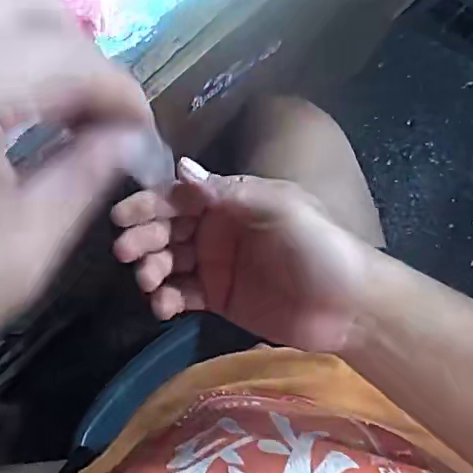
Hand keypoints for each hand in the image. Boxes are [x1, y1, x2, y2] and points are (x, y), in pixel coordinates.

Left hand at [0, 0, 151, 445]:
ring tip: (57, 101)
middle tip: (100, 120)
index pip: (68, 60)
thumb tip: (131, 135)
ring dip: (38, 39)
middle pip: (32, 7)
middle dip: (84, 58)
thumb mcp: (23, 251)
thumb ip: (86, 174)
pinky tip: (4, 90)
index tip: (144, 133)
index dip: (122, 94)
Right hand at [111, 161, 374, 352]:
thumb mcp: (279, 208)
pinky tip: (162, 307)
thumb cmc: (318, 246)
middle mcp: (216, 230)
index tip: (121, 217)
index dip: (148, 204)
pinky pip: (182, 295)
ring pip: (169, 262)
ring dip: (151, 270)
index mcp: (230, 201)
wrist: (351, 306)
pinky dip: (166, 300)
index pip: (179, 197)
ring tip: (149, 282)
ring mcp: (215, 265)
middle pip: (167, 229)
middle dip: (143, 238)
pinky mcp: (218, 298)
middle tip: (125, 253)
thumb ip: (229, 192)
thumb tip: (179, 165)